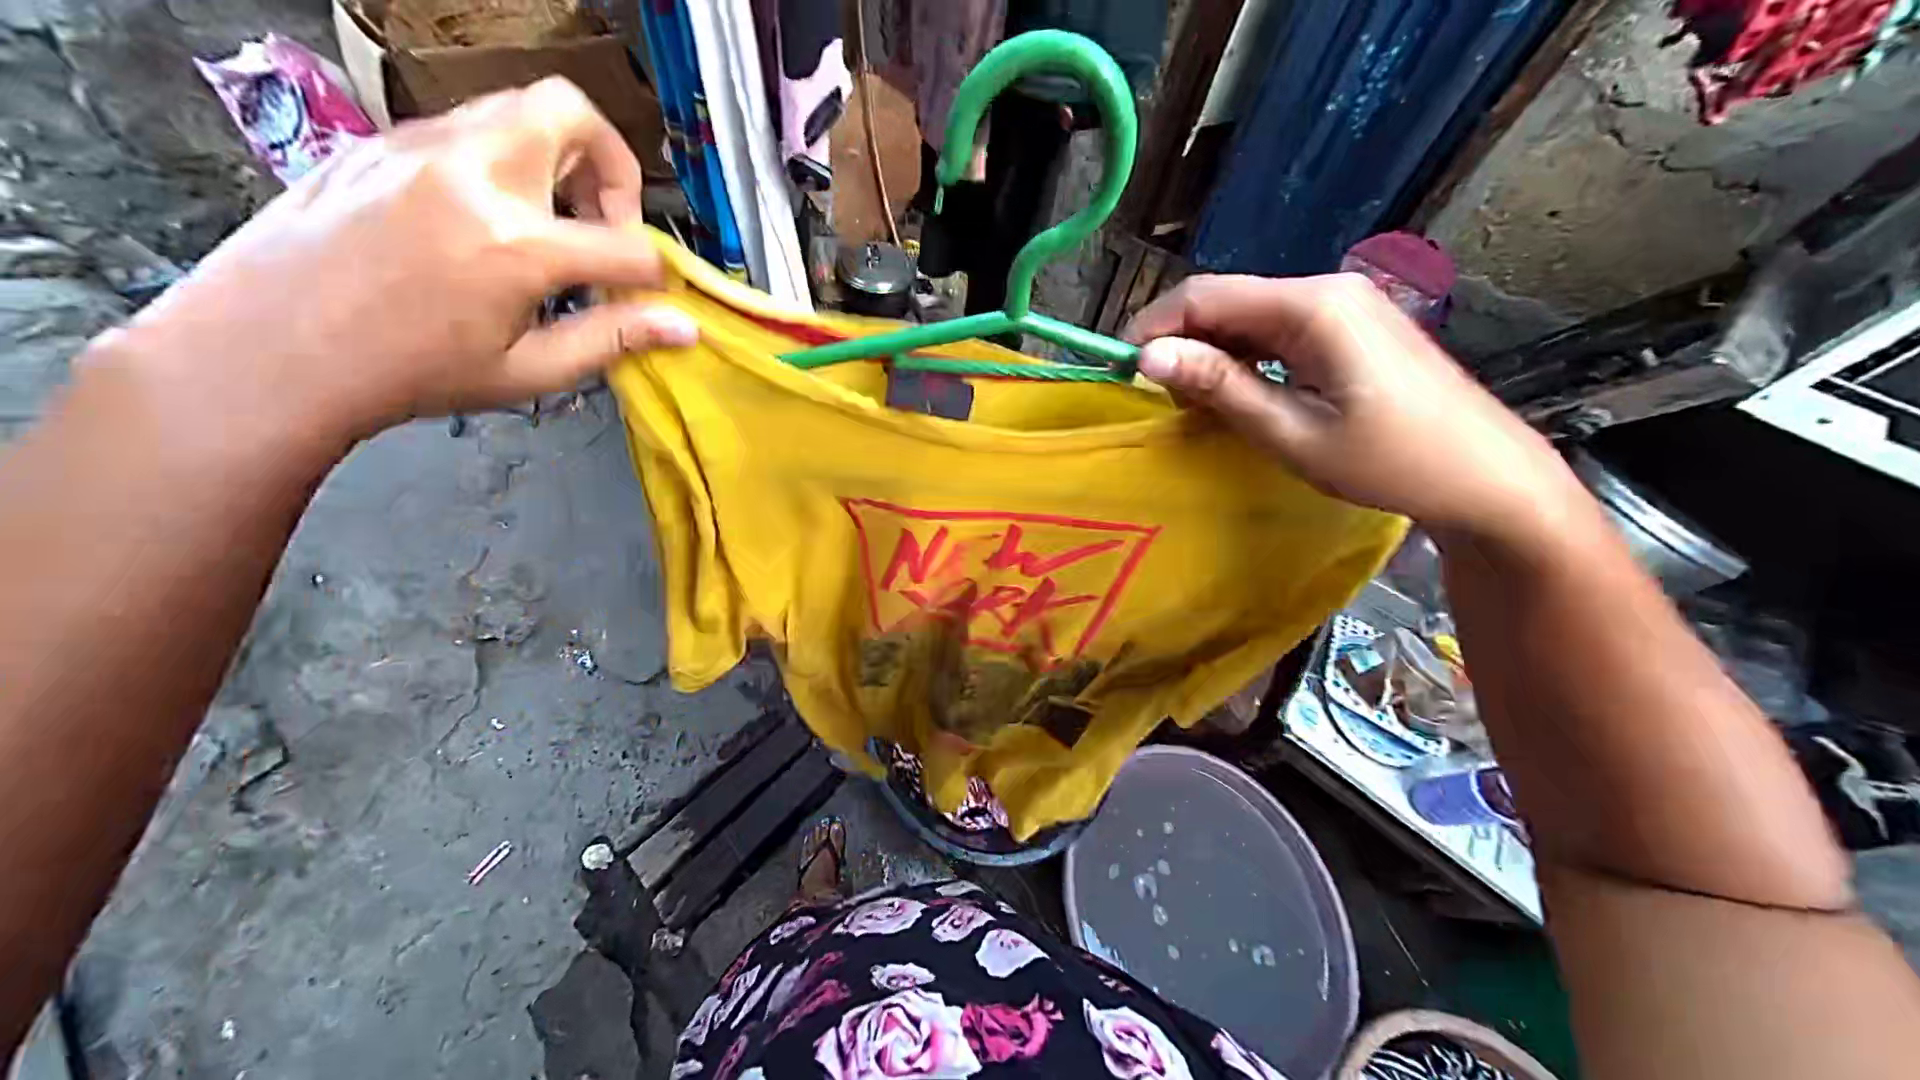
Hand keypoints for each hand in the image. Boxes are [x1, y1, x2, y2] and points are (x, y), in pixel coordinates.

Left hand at [104, 77, 694, 449]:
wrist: (268, 351)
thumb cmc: (411, 374)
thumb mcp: (528, 371)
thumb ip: (613, 339)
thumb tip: (684, 327)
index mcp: (514, 245)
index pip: (628, 244)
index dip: (657, 274)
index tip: (650, 296)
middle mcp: (470, 175)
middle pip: (570, 113)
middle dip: (611, 166)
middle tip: (603, 223)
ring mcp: (417, 147)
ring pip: (515, 110)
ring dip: (556, 160)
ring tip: (547, 227)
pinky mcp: (378, 143)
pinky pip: (464, 131)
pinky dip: (502, 166)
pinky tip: (483, 225)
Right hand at [1124, 274, 1584, 544]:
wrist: (1485, 476)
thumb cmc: (1389, 461)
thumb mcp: (1291, 432)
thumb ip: (1219, 387)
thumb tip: (1148, 357)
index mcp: (1312, 306)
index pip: (1205, 295)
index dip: (1153, 327)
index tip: (1122, 372)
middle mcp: (1325, 288)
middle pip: (1226, 300)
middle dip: (1181, 342)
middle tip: (1161, 400)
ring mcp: (1343, 304)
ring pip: (1247, 316)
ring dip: (1211, 352)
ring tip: (1196, 404)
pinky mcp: (1350, 325)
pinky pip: (1276, 330)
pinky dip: (1244, 358)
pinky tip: (1239, 393)